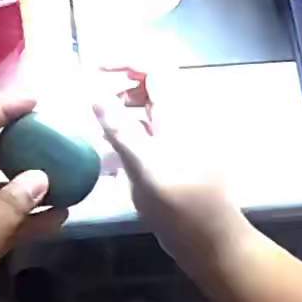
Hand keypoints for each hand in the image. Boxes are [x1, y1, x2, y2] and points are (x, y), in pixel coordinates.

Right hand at [93, 76, 251, 268]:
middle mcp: (180, 119)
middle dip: (116, 90)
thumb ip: (119, 128)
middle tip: (90, 108)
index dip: (124, 61)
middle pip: (148, 85)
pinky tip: (108, 162)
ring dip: (119, 118)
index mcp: (178, 113)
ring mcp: (177, 139)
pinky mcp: (173, 158)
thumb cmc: (180, 204)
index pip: (153, 66)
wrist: (211, 241)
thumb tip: (94, 95)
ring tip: (94, 137)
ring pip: (145, 112)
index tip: (93, 69)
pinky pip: (146, 136)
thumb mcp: (144, 166)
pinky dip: (126, 140)